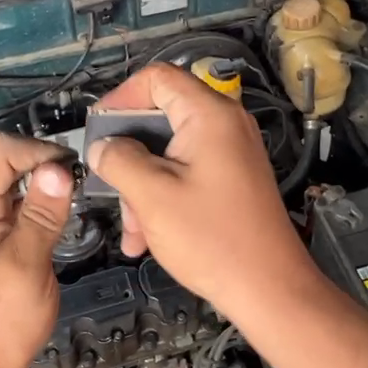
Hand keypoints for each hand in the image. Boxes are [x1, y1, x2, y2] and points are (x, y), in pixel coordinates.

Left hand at [0, 132, 75, 367]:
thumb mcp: (24, 268)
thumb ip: (41, 215)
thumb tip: (59, 168)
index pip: (0, 151)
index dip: (38, 151)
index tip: (73, 171)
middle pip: (4, 160)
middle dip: (42, 162)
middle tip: (79, 183)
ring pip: (12, 181)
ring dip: (43, 182)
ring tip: (74, 197)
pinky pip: (14, 204)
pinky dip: (38, 201)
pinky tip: (59, 215)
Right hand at [86, 63, 322, 319]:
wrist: (269, 289)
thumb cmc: (211, 238)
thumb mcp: (152, 195)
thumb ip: (120, 160)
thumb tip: (103, 146)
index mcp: (209, 114)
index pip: (157, 78)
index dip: (121, 98)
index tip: (97, 132)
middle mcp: (224, 123)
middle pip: (160, 118)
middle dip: (129, 156)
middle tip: (110, 188)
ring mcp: (230, 152)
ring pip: (168, 152)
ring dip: (141, 186)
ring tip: (133, 230)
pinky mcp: (231, 179)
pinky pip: (185, 173)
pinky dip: (162, 197)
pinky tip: (147, 237)